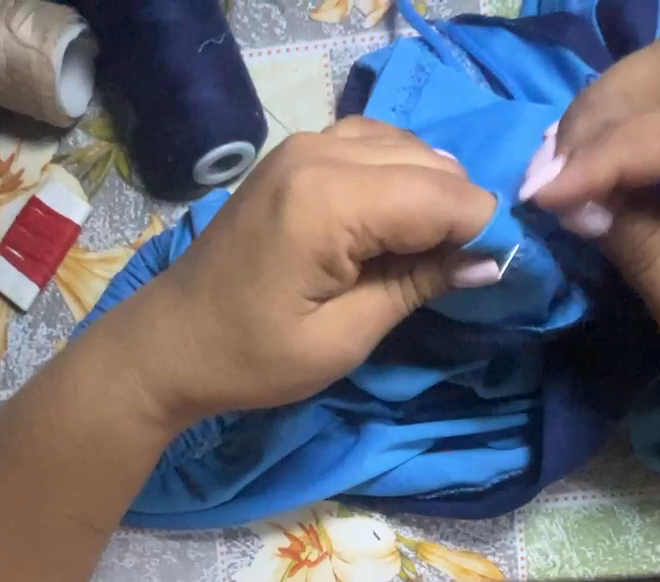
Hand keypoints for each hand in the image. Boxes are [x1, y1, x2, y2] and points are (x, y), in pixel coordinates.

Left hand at [111, 117, 498, 425]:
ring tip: (422, 256)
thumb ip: (416, 286)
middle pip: (431, 163)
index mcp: (330, 200)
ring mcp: (305, 145)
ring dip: (429, 197)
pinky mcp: (296, 156)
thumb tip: (488, 260)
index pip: (443, 195)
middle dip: (458, 215)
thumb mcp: (343, 338)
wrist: (172, 343)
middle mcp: (320, 152)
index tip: (488, 277)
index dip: (480, 233)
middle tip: (455, 274)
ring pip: (407, 149)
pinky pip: (373, 148)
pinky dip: (398, 182)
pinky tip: (392, 227)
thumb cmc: (253, 358)